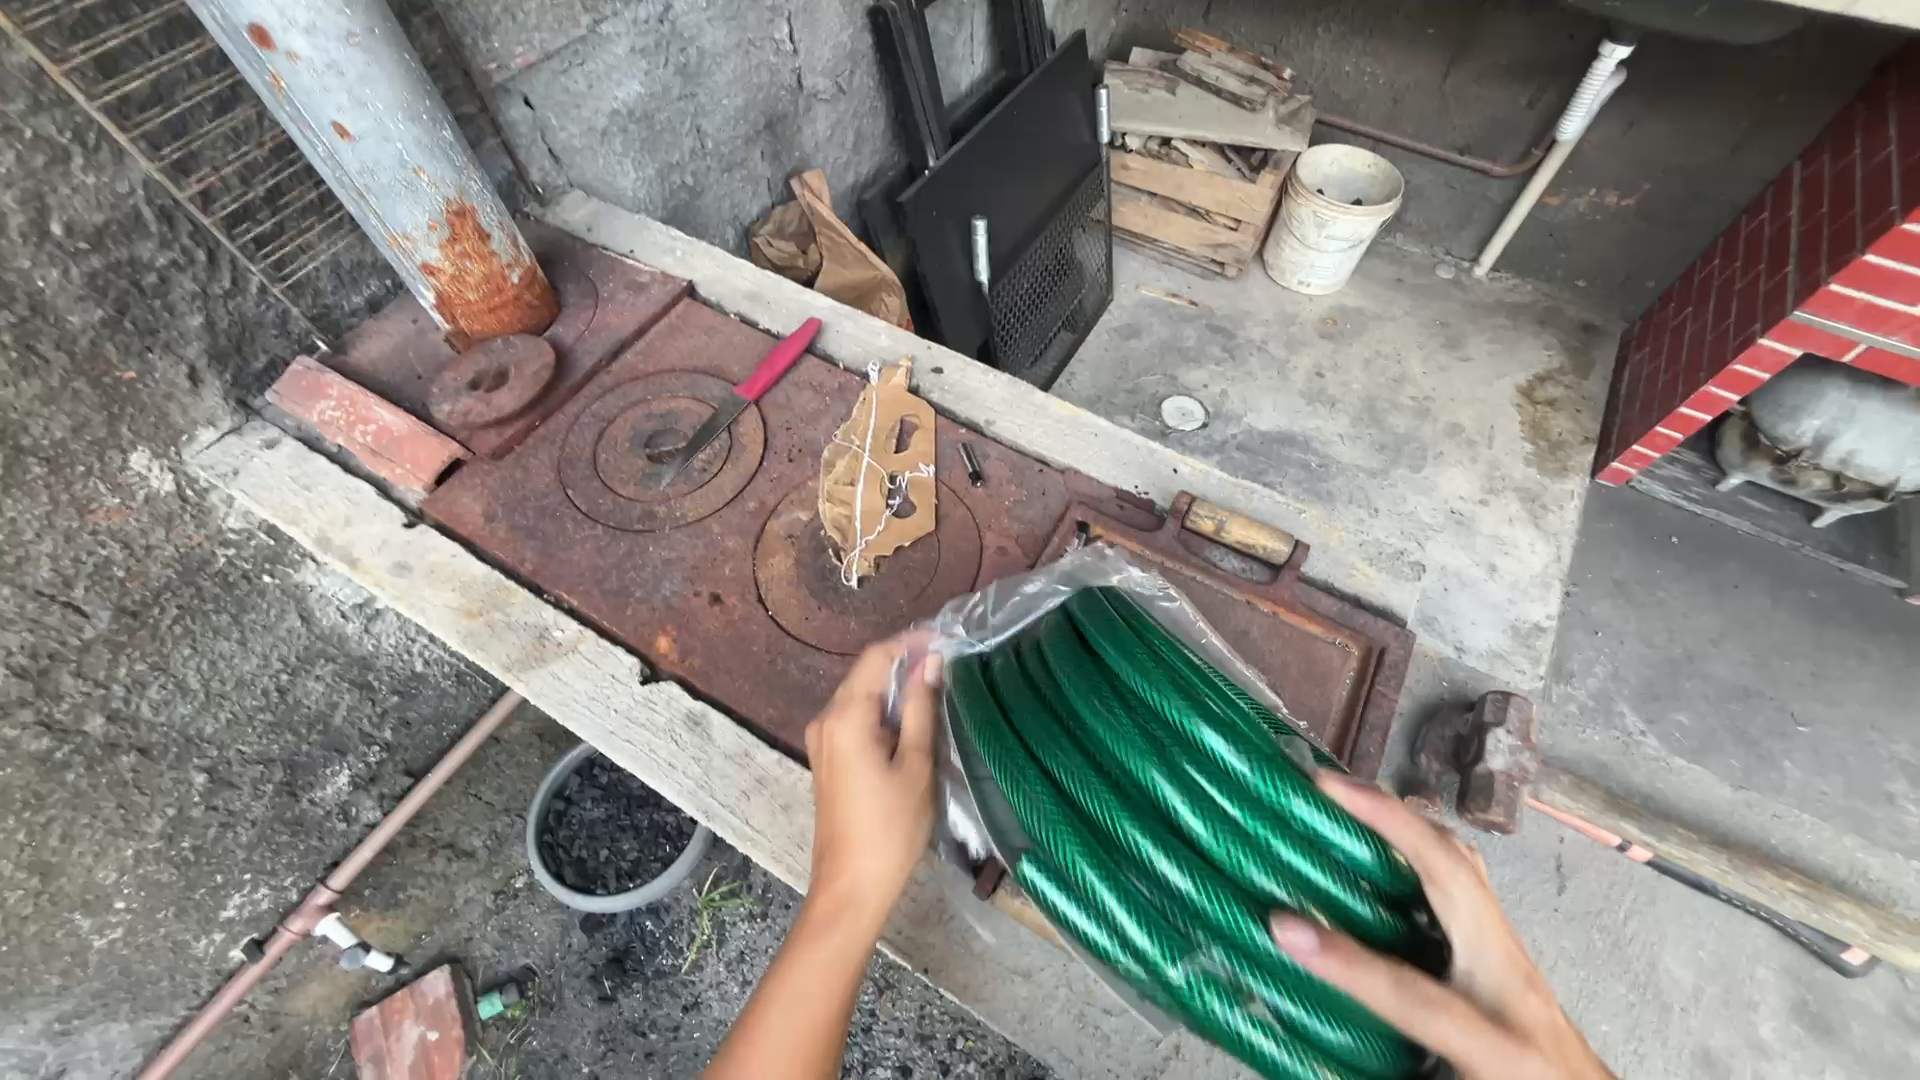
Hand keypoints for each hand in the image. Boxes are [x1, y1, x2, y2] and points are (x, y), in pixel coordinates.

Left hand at [802, 633, 941, 933]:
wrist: (850, 888)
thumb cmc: (890, 828)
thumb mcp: (916, 764)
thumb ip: (922, 708)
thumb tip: (931, 662)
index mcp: (845, 716)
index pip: (876, 657)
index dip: (910, 641)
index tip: (946, 639)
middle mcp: (826, 719)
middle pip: (866, 674)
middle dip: (905, 663)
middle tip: (949, 663)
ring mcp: (822, 739)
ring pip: (862, 696)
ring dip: (896, 689)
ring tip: (938, 689)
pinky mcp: (828, 758)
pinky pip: (856, 719)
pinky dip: (884, 712)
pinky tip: (913, 722)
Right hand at [1269, 772, 1613, 1079]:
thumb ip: (1378, 1066)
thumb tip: (1307, 1043)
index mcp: (1505, 1049)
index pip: (1417, 998)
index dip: (1345, 962)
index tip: (1282, 926)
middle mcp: (1514, 987)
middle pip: (1460, 878)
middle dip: (1393, 822)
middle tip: (1328, 783)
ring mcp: (1517, 957)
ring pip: (1467, 863)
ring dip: (1406, 819)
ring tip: (1348, 793)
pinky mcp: (1507, 945)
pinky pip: (1464, 875)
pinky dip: (1420, 841)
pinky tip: (1383, 835)